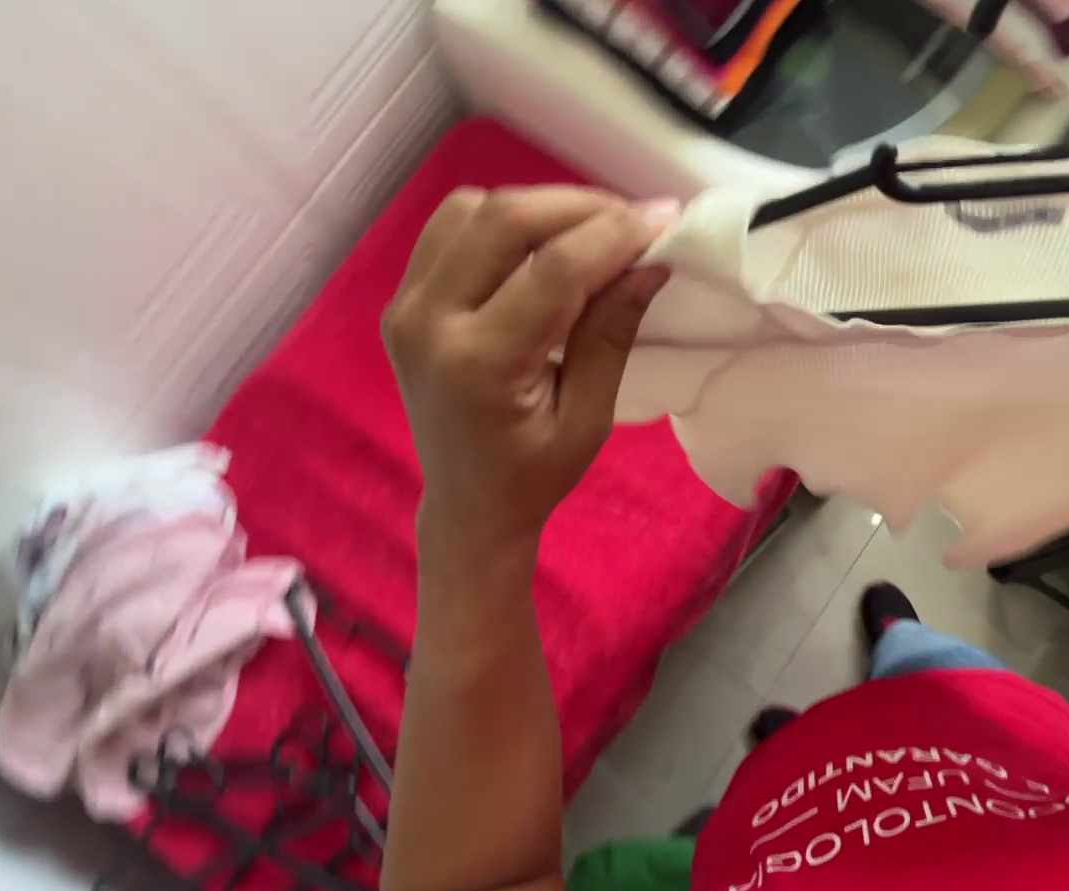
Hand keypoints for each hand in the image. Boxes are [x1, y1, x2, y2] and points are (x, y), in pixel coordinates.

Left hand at [381, 186, 676, 569]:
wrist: (469, 506)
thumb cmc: (535, 478)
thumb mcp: (587, 420)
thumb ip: (610, 337)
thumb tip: (648, 265)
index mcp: (480, 364)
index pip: (554, 271)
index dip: (615, 236)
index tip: (665, 220)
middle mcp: (429, 322)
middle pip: (505, 220)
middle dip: (581, 207)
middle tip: (635, 218)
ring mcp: (406, 305)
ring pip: (472, 210)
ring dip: (540, 207)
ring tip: (594, 230)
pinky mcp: (403, 300)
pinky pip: (451, 229)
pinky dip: (503, 221)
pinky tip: (543, 243)